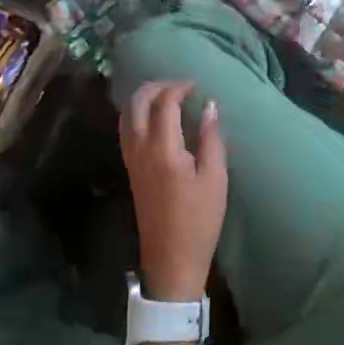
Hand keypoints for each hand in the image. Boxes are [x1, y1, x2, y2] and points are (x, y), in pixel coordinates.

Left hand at [121, 81, 226, 300]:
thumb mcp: (215, 178)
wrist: (171, 258)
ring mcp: (131, 159)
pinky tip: (157, 118)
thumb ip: (211, 138)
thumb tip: (208, 105)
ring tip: (169, 96)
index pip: (164, 103)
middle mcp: (140, 148)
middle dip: (157, 86)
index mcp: (162, 148)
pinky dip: (138, 114)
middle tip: (181, 86)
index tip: (198, 86)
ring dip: (144, 98)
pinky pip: (127, 129)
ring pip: (127, 115)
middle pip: (137, 102)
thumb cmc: (199, 219)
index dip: (180, 88)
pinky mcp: (130, 169)